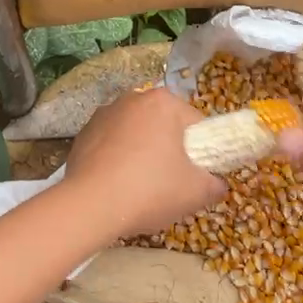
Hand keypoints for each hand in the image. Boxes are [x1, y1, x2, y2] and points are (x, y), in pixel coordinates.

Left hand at [62, 87, 224, 237]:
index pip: (195, 123)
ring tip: (140, 187)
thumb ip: (215, 184)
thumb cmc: (150, 190)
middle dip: (170, 150)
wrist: (90, 204)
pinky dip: (117, 158)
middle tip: (171, 183)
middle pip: (164, 125)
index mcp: (163, 102)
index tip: (196, 175)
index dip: (201, 151)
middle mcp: (133, 97)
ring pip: (136, 132)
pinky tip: (116, 185)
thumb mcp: (195, 193)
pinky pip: (111, 143)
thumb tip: (218, 183)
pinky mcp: (84, 131)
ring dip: (142, 152)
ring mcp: (105, 112)